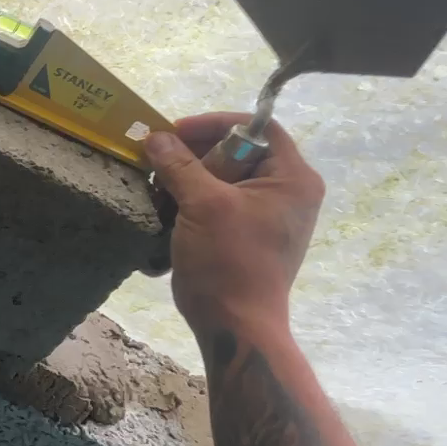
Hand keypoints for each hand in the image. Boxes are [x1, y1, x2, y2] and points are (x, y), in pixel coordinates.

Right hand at [145, 113, 324, 338]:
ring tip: (158, 186)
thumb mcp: (202, 205)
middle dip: (194, 152)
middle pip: (236, 150)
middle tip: (159, 160)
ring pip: (220, 175)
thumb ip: (179, 165)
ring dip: (185, 176)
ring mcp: (263, 213)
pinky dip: (188, 197)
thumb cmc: (229, 260)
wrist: (233, 322)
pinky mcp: (242, 231)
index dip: (216, 124)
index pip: (259, 128)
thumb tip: (155, 137)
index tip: (175, 132)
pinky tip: (165, 206)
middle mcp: (283, 192)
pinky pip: (214, 199)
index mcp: (291, 179)